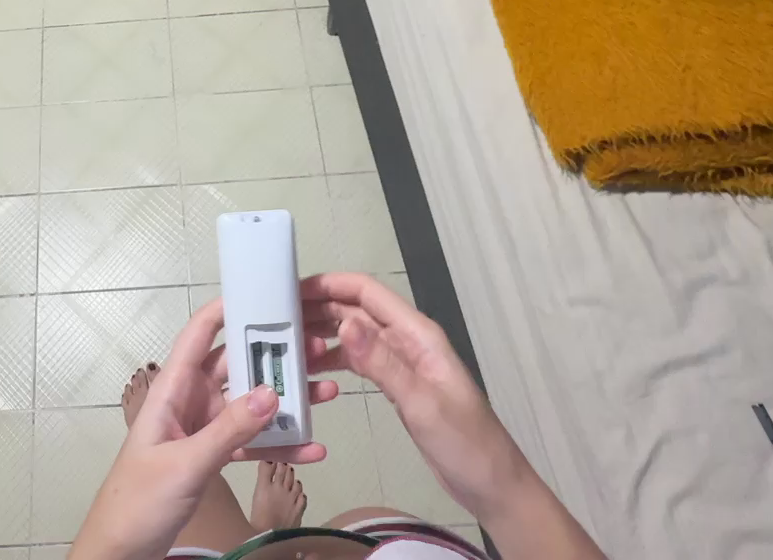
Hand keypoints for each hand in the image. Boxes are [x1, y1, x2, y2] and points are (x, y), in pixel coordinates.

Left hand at [70, 297, 338, 559]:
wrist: (121, 551)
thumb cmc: (139, 499)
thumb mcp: (186, 463)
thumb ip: (228, 430)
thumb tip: (272, 393)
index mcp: (173, 387)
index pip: (200, 334)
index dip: (227, 309)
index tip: (265, 295)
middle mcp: (191, 399)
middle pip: (235, 366)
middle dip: (274, 357)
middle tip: (316, 349)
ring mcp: (203, 427)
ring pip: (249, 404)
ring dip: (285, 401)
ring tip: (327, 392)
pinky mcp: (213, 456)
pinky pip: (251, 442)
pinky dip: (279, 444)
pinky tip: (312, 447)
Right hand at [304, 274, 605, 558]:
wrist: (494, 487)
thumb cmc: (464, 443)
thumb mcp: (421, 403)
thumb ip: (383, 363)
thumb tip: (344, 323)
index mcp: (416, 333)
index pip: (366, 291)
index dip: (329, 284)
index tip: (291, 290)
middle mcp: (406, 338)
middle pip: (355, 308)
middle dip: (318, 307)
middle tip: (278, 320)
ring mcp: (401, 360)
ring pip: (354, 333)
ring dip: (323, 334)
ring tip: (288, 346)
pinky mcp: (397, 383)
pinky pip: (359, 359)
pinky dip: (335, 359)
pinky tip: (313, 371)